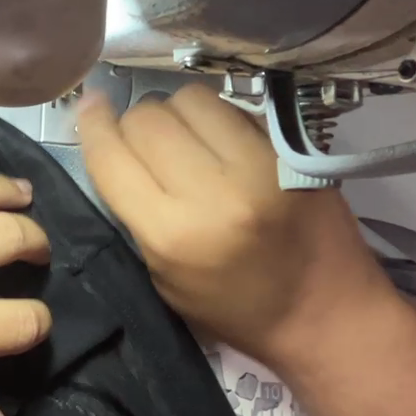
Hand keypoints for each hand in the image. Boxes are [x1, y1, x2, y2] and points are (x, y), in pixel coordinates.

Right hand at [76, 85, 399, 366]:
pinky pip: (232, 108)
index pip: (112, 157)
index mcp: (172, 233)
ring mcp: (258, 165)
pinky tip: (218, 144)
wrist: (328, 315)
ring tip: (181, 139)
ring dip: (173, 114)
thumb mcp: (162, 275)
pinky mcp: (291, 151)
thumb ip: (134, 212)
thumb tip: (111, 148)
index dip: (91, 125)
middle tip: (141, 145)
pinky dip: (213, 118)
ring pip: (189, 100)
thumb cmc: (233, 308)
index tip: (87, 108)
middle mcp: (214, 191)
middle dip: (132, 124)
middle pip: (146, 118)